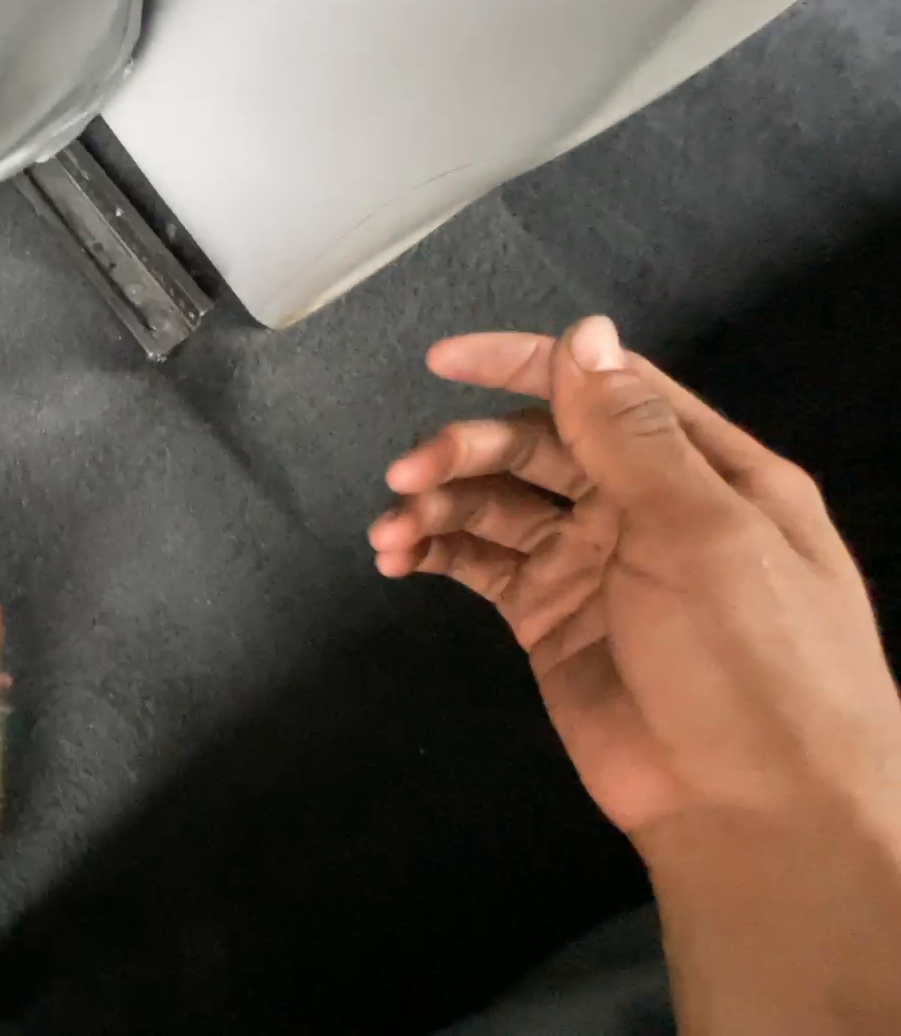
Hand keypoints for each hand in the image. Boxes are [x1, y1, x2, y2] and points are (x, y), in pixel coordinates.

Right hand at [369, 316, 899, 838]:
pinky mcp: (537, 609)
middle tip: (402, 478)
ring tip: (388, 535)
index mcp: (696, 473)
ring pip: (486, 507)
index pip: (597, 390)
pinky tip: (396, 561)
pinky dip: (429, 553)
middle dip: (458, 455)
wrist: (747, 806)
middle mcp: (633, 506)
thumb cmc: (751, 660)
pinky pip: (471, 561)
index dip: (520, 364)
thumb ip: (631, 436)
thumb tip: (586, 334)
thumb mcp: (699, 535)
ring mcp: (580, 559)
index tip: (439, 359)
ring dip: (430, 509)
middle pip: (526, 450)